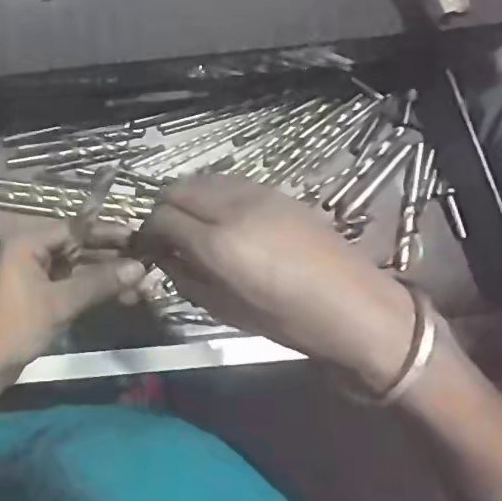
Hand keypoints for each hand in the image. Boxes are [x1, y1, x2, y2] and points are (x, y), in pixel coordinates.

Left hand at [0, 224, 146, 380]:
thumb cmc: (16, 327)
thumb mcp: (60, 303)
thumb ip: (99, 283)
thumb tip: (139, 268)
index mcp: (27, 244)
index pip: (74, 228)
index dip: (107, 232)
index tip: (136, 237)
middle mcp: (30, 254)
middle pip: (78, 247)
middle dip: (110, 257)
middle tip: (143, 260)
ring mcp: (34, 276)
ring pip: (77, 269)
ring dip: (105, 276)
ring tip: (138, 284)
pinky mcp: (38, 297)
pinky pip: (71, 285)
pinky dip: (92, 290)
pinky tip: (119, 296)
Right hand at [139, 176, 415, 393]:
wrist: (353, 305)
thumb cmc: (288, 321)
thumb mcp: (226, 310)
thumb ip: (187, 278)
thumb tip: (165, 259)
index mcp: (218, 243)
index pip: (161, 218)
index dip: (148, 233)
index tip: (149, 250)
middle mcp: (231, 207)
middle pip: (176, 190)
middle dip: (162, 211)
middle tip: (167, 238)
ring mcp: (256, 193)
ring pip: (201, 179)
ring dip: (187, 199)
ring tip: (194, 227)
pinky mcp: (275, 190)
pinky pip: (228, 182)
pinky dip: (213, 194)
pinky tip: (223, 219)